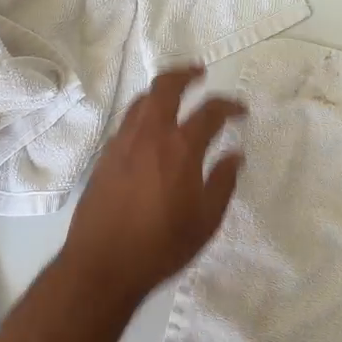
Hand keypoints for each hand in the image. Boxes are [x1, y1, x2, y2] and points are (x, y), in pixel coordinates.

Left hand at [59, 67, 245, 304]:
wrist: (101, 268)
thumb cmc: (160, 247)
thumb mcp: (206, 221)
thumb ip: (223, 182)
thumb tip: (235, 155)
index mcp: (180, 147)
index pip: (210, 111)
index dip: (229, 105)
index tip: (240, 110)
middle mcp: (151, 135)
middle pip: (166, 86)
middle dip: (186, 73)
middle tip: (200, 73)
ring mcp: (123, 143)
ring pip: (142, 100)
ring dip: (162, 91)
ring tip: (175, 96)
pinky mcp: (104, 157)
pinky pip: (127, 121)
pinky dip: (144, 113)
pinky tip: (150, 130)